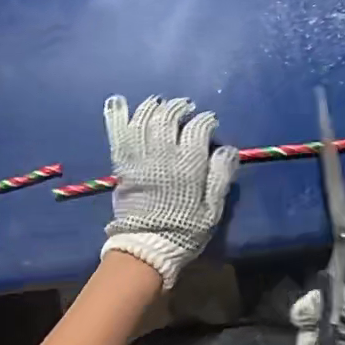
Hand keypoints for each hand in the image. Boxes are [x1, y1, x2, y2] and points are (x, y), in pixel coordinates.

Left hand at [101, 96, 237, 288]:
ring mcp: (139, 157)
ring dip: (152, 106)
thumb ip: (220, 176)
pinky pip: (118, 133)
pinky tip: (117, 100)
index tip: (208, 120)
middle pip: (169, 118)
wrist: (147, 245)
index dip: (205, 120)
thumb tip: (228, 149)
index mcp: (188, 165)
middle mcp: (162, 155)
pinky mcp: (121, 163)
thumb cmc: (184, 229)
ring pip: (144, 120)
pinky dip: (116, 114)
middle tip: (184, 107)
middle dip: (178, 107)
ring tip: (159, 102)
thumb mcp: (213, 208)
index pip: (198, 128)